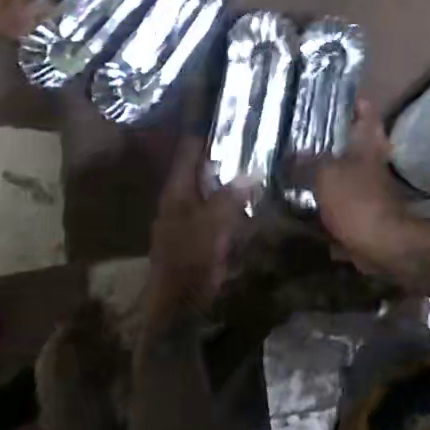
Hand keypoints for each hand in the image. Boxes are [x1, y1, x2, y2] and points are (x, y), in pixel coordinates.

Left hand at [144, 137, 242, 338]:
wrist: (176, 310)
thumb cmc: (191, 261)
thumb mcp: (214, 225)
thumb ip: (232, 197)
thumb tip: (252, 173)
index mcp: (176, 192)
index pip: (189, 151)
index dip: (206, 134)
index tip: (230, 119)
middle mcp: (176, 201)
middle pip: (198, 169)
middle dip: (222, 156)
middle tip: (251, 142)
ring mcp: (182, 220)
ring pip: (206, 190)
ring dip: (226, 180)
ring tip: (254, 168)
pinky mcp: (191, 238)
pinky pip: (211, 210)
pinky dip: (226, 203)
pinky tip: (246, 203)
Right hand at [311, 101, 420, 271]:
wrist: (382, 244)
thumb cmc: (356, 200)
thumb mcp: (324, 175)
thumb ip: (304, 163)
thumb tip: (288, 156)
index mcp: (368, 141)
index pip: (364, 108)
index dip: (349, 99)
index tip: (326, 97)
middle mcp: (372, 158)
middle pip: (353, 138)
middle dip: (330, 136)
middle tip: (303, 132)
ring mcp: (371, 184)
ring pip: (346, 167)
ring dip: (327, 166)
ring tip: (296, 162)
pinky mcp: (365, 208)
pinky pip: (341, 195)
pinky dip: (326, 195)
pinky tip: (303, 196)